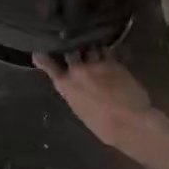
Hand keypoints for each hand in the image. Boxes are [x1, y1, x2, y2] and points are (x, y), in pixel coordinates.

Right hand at [32, 48, 168, 151]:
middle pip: (71, 50)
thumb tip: (73, 86)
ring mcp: (97, 64)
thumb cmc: (103, 125)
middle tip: (72, 44)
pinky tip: (108, 49)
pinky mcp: (115, 62)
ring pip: (90, 46)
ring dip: (90, 46)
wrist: (129, 122)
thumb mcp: (80, 110)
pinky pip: (108, 50)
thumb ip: (74, 94)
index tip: (39, 52)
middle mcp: (79, 70)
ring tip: (92, 44)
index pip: (50, 66)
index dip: (43, 58)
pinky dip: (106, 49)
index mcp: (67, 85)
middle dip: (71, 47)